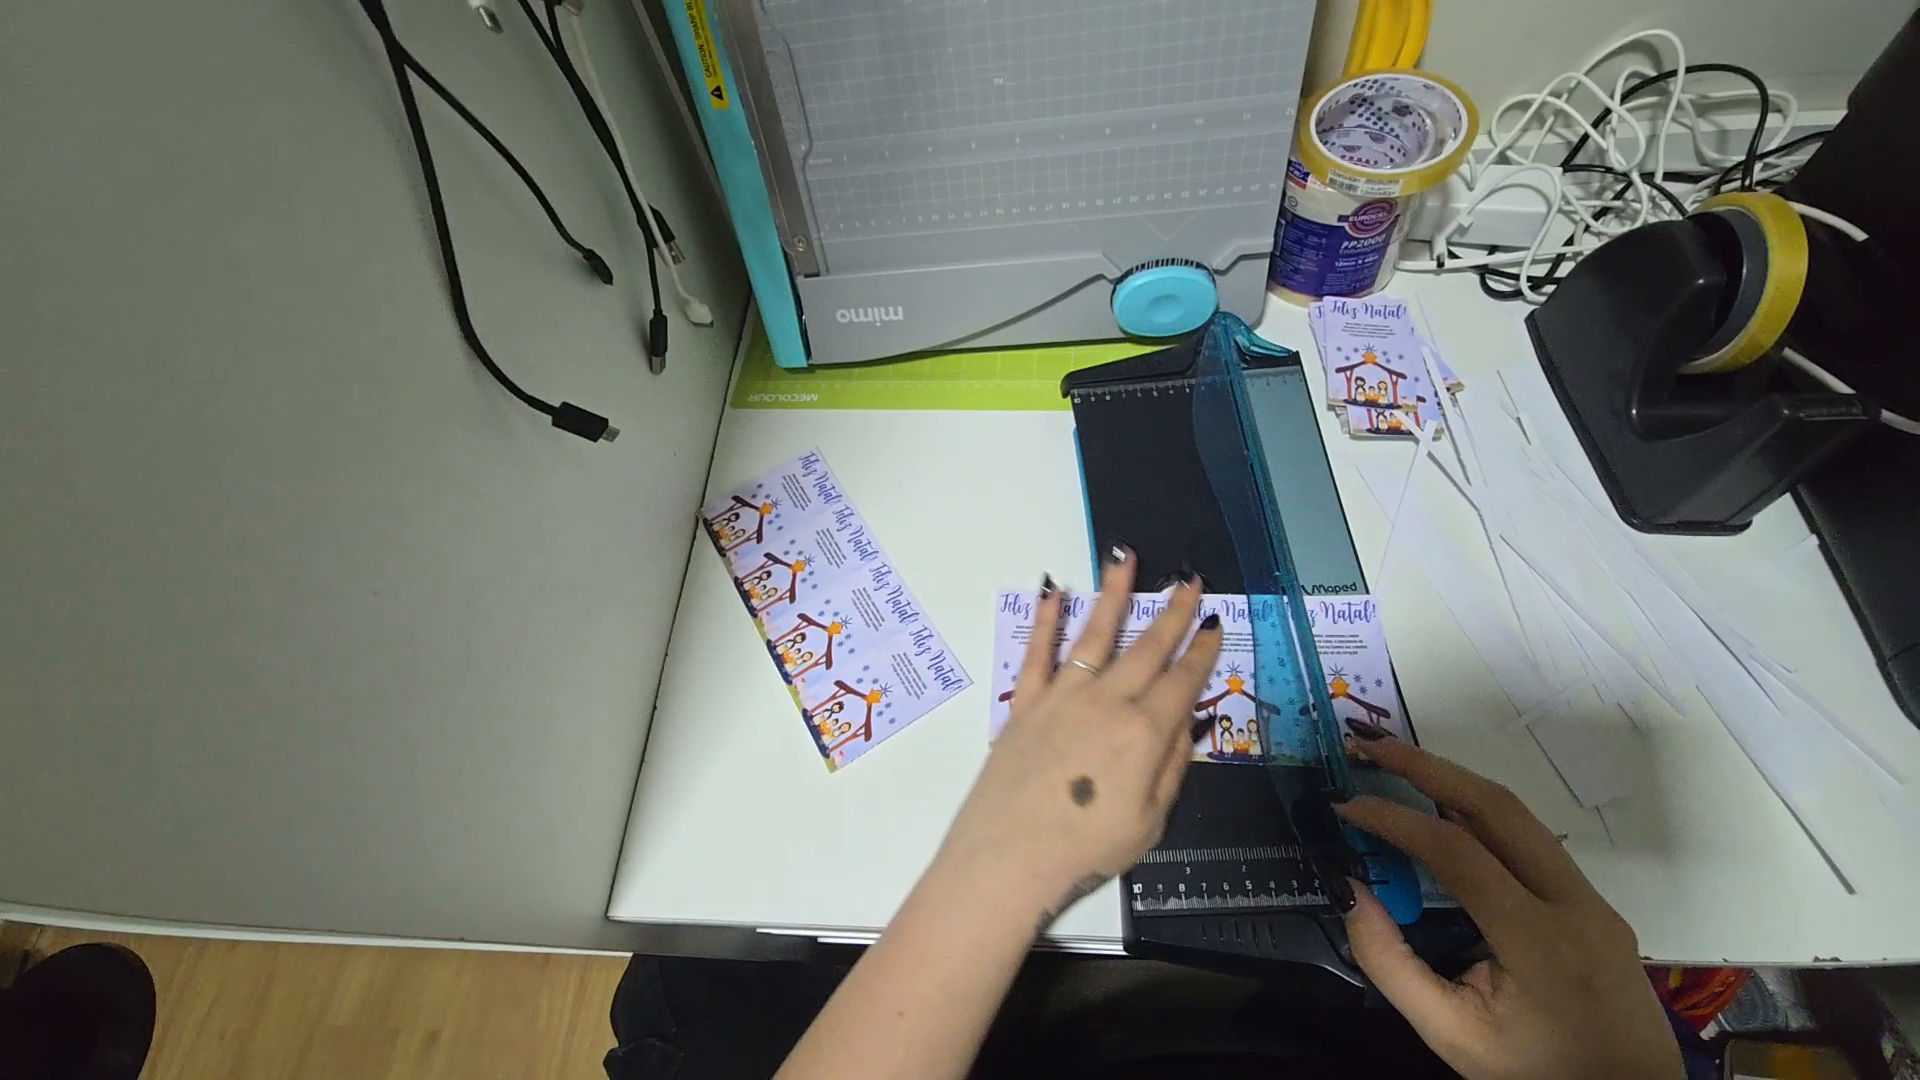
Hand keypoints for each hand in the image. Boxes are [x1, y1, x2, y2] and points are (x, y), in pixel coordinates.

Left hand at [934, 549, 1222, 931]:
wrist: (1007, 857)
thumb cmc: (1086, 850)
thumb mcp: (1151, 821)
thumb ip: (1173, 765)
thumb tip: (1188, 721)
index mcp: (1145, 732)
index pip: (1184, 681)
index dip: (1203, 650)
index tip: (1215, 622)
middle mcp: (1107, 702)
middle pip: (1147, 648)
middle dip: (1172, 612)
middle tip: (1189, 581)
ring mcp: (1063, 696)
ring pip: (1095, 635)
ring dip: (1113, 595)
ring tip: (1126, 559)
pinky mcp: (1026, 702)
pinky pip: (1038, 652)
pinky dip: (1045, 620)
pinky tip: (1052, 592)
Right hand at [1335, 730, 1681, 1079]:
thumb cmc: (1536, 1076)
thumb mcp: (1449, 1033)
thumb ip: (1388, 961)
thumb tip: (1350, 888)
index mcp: (1543, 943)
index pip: (1458, 853)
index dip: (1394, 819)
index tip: (1344, 805)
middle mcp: (1577, 906)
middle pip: (1497, 807)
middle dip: (1425, 765)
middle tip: (1366, 746)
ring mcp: (1591, 899)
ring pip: (1515, 811)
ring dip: (1449, 776)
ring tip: (1393, 759)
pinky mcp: (1590, 901)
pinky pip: (1525, 835)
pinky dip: (1471, 806)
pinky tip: (1435, 803)